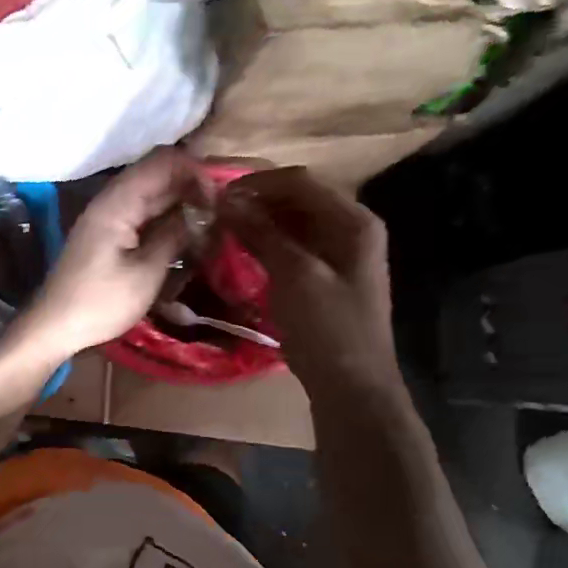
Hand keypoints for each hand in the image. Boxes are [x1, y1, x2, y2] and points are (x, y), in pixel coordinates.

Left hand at [15, 147, 200, 361]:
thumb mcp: (146, 272)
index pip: (161, 162)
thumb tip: (204, 210)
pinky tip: (185, 232)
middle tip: (222, 209)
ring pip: (149, 193)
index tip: (220, 195)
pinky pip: (140, 212)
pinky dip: (163, 216)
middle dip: (190, 184)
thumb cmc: (101, 302)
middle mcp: (110, 201)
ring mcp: (106, 216)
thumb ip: (175, 235)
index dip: (194, 170)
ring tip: (210, 220)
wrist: (55, 325)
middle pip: (155, 174)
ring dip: (179, 200)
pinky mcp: (106, 233)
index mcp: (117, 203)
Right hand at [216, 166, 398, 392]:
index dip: (256, 183)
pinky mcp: (322, 271)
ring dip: (256, 218)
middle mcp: (348, 226)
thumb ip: (260, 232)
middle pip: (295, 196)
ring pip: (289, 218)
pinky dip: (263, 238)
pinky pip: (288, 241)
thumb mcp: (294, 275)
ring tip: (219, 226)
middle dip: (254, 199)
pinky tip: (237, 246)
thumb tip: (224, 200)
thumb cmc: (328, 327)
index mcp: (353, 220)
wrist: (351, 386)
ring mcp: (336, 249)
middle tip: (213, 211)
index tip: (216, 196)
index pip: (299, 180)